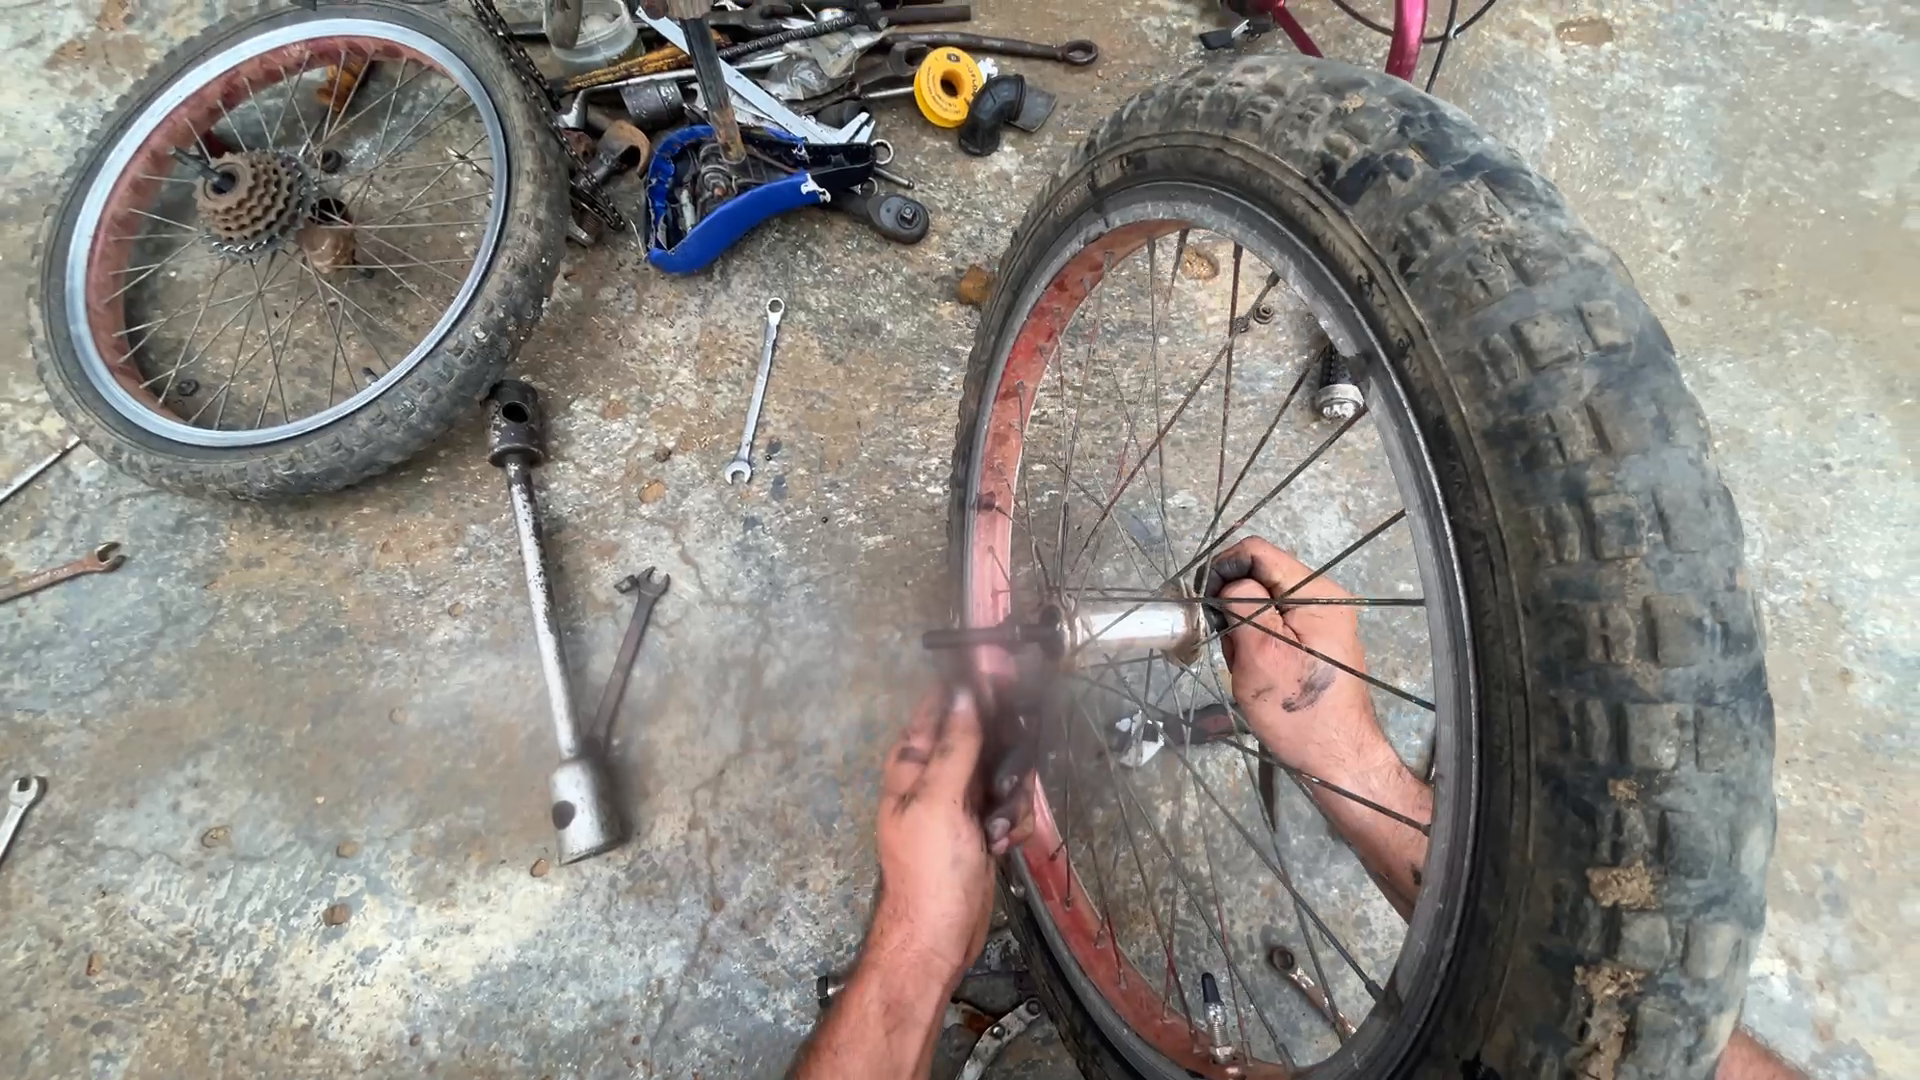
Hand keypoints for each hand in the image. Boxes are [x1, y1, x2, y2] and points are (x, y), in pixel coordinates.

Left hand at [869, 684, 995, 988]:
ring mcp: (962, 798)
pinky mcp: (983, 823)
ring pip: (1003, 771)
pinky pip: (1009, 804)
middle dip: (1003, 762)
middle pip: (984, 736)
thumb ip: (955, 744)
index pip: (942, 705)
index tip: (1007, 686)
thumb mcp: (939, 800)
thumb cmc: (929, 867)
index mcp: (914, 759)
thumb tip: (965, 692)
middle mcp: (938, 772)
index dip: (972, 692)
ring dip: (1009, 800)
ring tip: (995, 829)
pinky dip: (1011, 823)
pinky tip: (1000, 845)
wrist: (938, 937)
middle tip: (1002, 788)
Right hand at [1206, 537, 1396, 783]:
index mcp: (1316, 594)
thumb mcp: (1262, 653)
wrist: (1335, 761)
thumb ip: (1244, 604)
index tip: (1206, 601)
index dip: (1224, 568)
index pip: (1257, 551)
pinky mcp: (1309, 640)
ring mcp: (1316, 620)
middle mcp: (1320, 598)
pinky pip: (1268, 624)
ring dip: (1239, 627)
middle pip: (1257, 575)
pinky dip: (1251, 641)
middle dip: (1231, 604)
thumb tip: (1227, 578)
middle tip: (1229, 643)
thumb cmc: (1298, 711)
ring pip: (1258, 601)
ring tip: (1244, 663)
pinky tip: (1254, 668)